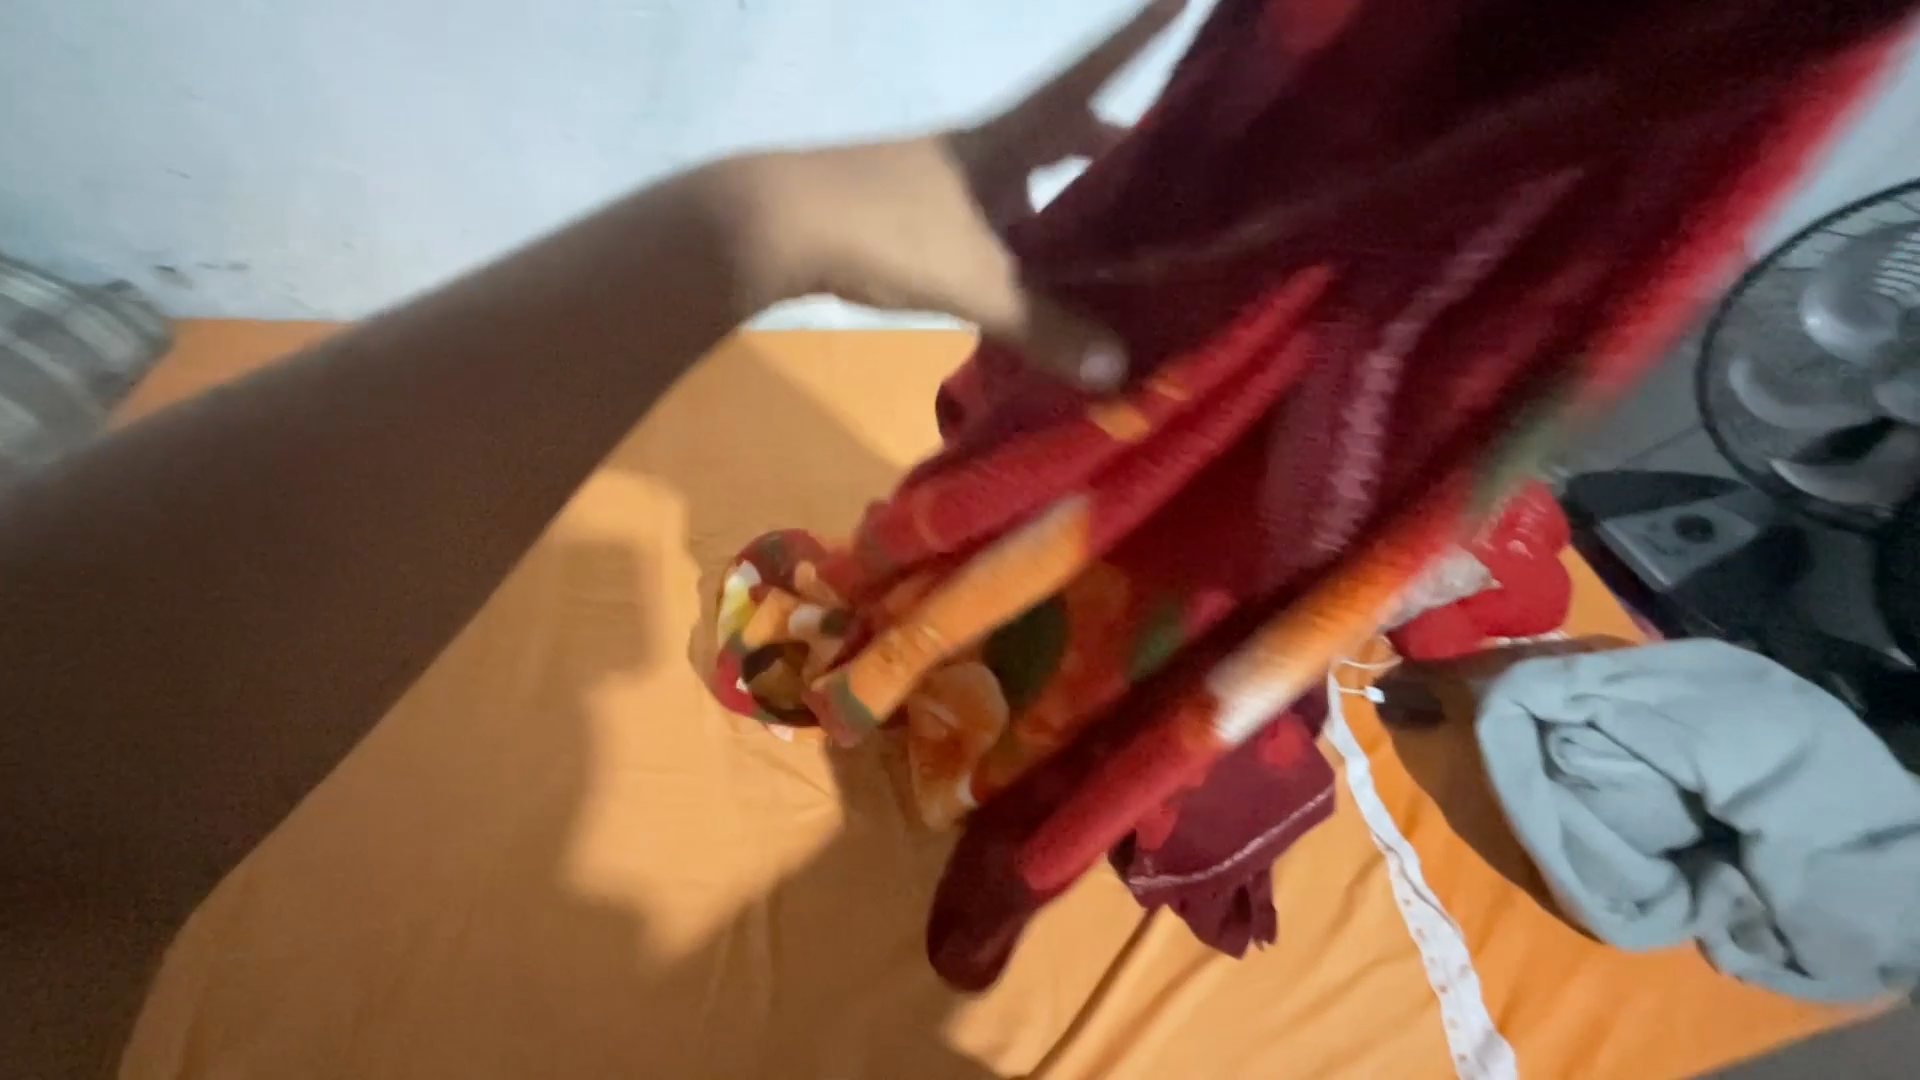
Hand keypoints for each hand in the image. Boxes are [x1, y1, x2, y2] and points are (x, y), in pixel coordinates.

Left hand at [724, 0, 1184, 390]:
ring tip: (1119, 238)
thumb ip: (1044, 324)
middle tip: (1173, 166)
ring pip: (1029, 181)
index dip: (1141, 34)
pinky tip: (1041, 279)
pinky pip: (997, 221)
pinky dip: (1028, 242)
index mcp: (1011, 136)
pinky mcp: (926, 216)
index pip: (1091, 73)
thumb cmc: (885, 228)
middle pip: (1066, 131)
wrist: (777, 226)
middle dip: (1114, 143)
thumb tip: (1116, 371)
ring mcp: (952, 181)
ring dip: (1071, 200)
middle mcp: (988, 148)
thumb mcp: (975, 280)